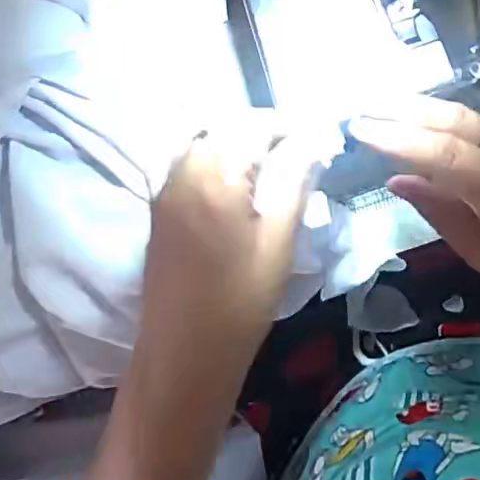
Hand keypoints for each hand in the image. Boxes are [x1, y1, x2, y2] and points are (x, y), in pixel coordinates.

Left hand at [141, 117, 323, 364]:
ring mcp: (165, 188)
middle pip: (226, 126)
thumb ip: (294, 178)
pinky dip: (216, 157)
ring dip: (238, 141)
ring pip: (204, 140)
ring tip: (273, 162)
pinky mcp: (159, 207)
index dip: (291, 125)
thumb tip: (311, 139)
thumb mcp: (279, 238)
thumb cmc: (240, 299)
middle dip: (264, 129)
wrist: (183, 353)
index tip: (320, 134)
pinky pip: (189, 162)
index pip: (256, 125)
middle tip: (301, 148)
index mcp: (214, 173)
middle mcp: (182, 169)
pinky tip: (239, 181)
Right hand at [350, 95, 479, 316]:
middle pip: (452, 120)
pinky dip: (437, 117)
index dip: (400, 139)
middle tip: (359, 110)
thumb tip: (396, 180)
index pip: (445, 153)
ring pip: (461, 115)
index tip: (361, 132)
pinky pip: (472, 123)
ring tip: (375, 106)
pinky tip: (412, 119)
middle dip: (402, 111)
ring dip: (417, 107)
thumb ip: (440, 214)